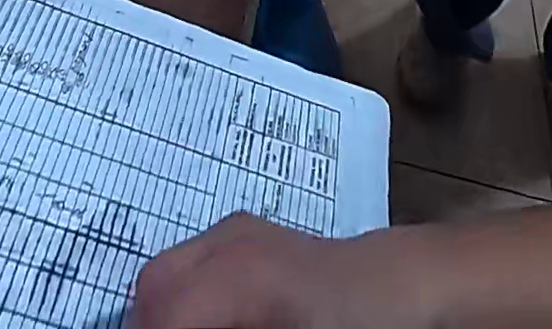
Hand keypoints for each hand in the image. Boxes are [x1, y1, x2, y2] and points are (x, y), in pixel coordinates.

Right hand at [129, 213, 418, 328]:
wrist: (401, 290)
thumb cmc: (355, 326)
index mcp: (239, 274)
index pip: (164, 314)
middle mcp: (229, 240)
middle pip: (154, 286)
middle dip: (150, 326)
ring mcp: (237, 231)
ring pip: (168, 271)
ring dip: (166, 315)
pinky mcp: (246, 234)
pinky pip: (192, 263)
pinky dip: (188, 299)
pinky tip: (213, 324)